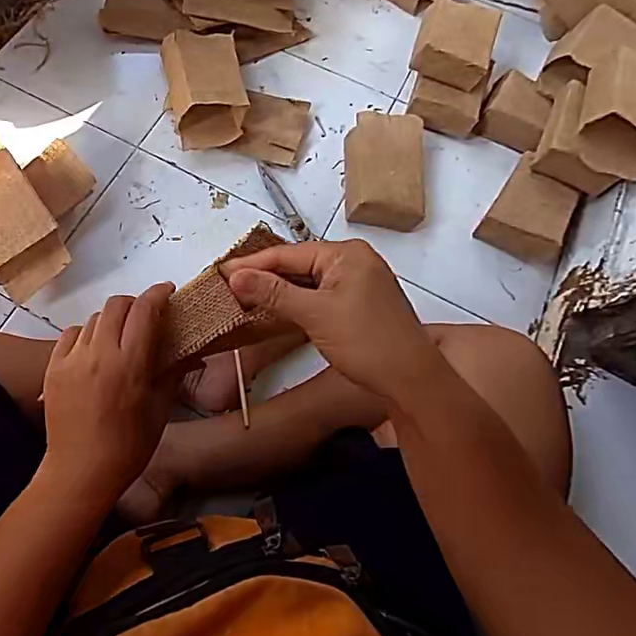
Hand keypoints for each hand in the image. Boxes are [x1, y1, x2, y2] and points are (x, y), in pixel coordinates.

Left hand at [40, 283, 176, 504]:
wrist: (80, 471)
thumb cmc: (128, 447)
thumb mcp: (160, 411)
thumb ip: (173, 374)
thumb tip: (191, 353)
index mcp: (129, 364)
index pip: (144, 311)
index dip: (157, 294)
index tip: (167, 291)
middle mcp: (98, 354)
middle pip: (116, 305)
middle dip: (134, 304)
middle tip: (145, 316)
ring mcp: (71, 359)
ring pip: (94, 319)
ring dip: (110, 321)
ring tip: (119, 338)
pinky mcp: (53, 367)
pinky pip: (70, 335)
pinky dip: (85, 335)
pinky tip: (93, 351)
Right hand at [220, 239, 438, 396]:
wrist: (411, 381)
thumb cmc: (372, 344)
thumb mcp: (314, 314)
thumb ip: (272, 292)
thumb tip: (237, 276)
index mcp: (348, 254)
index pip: (287, 253)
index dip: (252, 264)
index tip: (224, 273)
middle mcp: (355, 262)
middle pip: (296, 265)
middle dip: (263, 277)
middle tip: (229, 287)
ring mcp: (357, 283)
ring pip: (305, 281)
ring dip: (277, 291)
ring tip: (244, 297)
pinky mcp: (357, 304)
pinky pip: (317, 295)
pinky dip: (294, 302)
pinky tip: (273, 310)